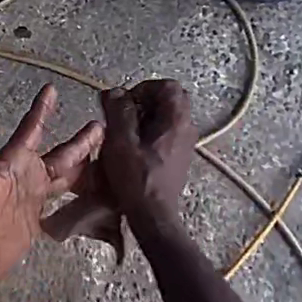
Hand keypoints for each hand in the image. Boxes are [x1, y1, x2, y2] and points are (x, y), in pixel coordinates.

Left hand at [0, 85, 103, 297]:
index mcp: (11, 163)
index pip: (31, 130)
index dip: (42, 110)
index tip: (52, 89)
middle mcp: (24, 177)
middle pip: (61, 154)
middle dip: (82, 140)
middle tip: (104, 124)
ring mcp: (32, 199)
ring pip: (67, 177)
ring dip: (87, 166)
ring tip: (113, 157)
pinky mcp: (38, 221)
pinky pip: (66, 204)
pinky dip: (84, 198)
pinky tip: (100, 196)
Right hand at [98, 79, 195, 229]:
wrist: (152, 214)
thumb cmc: (136, 179)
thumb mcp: (120, 142)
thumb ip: (118, 113)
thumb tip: (114, 91)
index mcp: (176, 122)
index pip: (168, 86)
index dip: (142, 88)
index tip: (123, 103)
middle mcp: (186, 129)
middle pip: (168, 99)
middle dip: (141, 102)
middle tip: (121, 116)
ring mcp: (183, 144)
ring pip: (164, 116)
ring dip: (141, 117)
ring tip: (122, 133)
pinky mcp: (176, 156)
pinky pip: (163, 132)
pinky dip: (146, 132)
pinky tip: (130, 148)